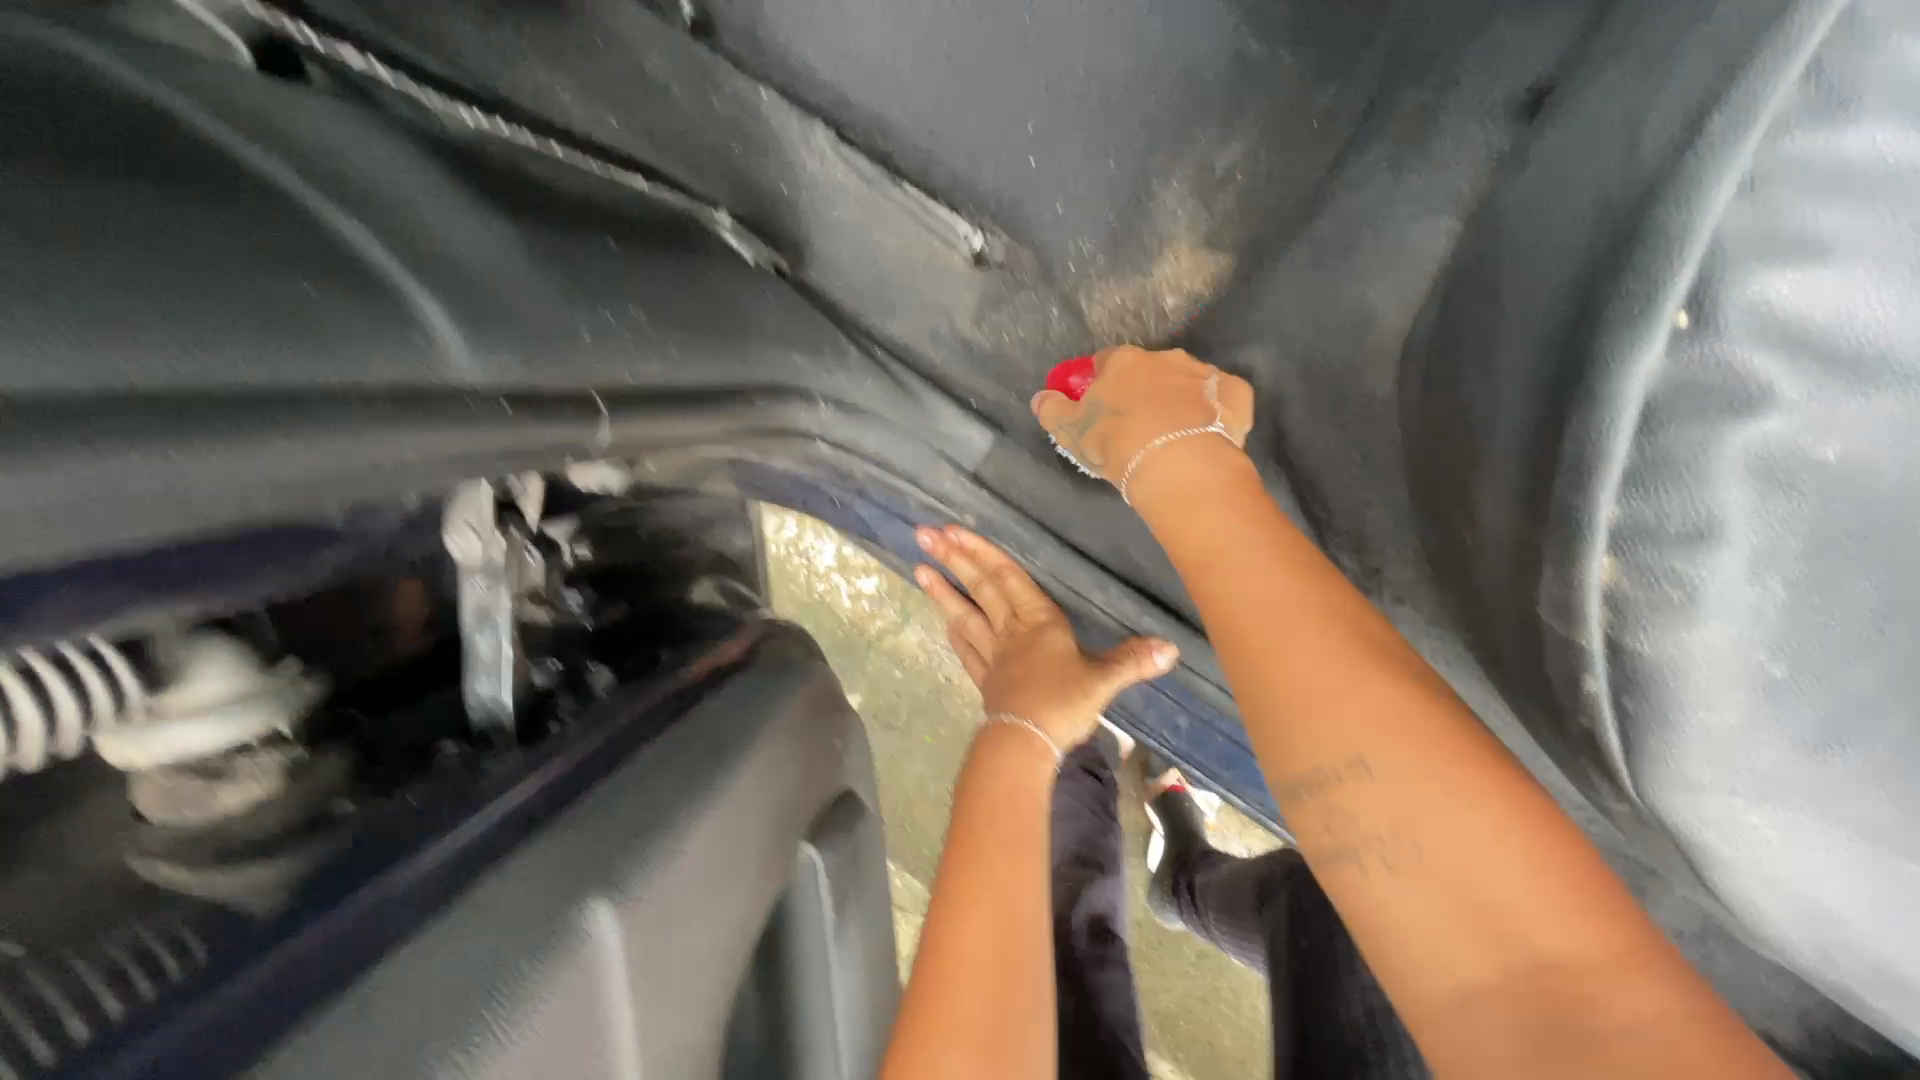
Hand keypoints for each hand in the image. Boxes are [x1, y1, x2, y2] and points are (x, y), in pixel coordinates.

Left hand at [912, 524, 1178, 749]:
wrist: (1025, 744)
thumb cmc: (1063, 705)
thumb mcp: (1103, 681)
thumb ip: (1132, 661)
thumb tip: (1170, 648)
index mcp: (1039, 622)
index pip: (1008, 577)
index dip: (981, 552)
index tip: (952, 531)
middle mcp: (1011, 631)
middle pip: (981, 588)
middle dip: (954, 559)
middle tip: (924, 535)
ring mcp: (994, 656)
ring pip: (965, 615)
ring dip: (943, 592)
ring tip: (918, 569)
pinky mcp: (986, 681)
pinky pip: (967, 650)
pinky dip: (955, 633)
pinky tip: (944, 623)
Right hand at [1031, 345, 1254, 495]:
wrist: (1179, 465)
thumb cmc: (1118, 444)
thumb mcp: (1071, 432)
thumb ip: (1052, 411)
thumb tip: (1039, 397)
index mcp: (1123, 362)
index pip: (1106, 361)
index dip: (1102, 382)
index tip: (1102, 406)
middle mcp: (1165, 358)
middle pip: (1150, 369)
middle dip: (1145, 389)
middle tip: (1139, 424)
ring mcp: (1204, 373)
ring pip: (1189, 382)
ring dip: (1181, 399)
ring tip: (1175, 434)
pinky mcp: (1236, 393)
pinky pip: (1223, 398)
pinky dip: (1217, 411)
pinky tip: (1209, 434)